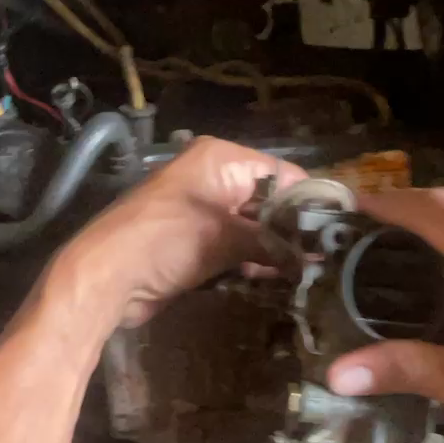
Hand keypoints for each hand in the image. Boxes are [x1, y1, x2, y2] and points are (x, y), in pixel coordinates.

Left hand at [50, 137, 306, 327]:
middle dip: (293, 231)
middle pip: (267, 203)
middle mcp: (214, 182)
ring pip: (253, 231)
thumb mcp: (222, 236)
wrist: (109, 279)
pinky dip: (254, 266)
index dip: (307, 200)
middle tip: (326, 258)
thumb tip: (308, 258)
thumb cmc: (163, 242)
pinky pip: (235, 253)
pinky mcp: (196, 249)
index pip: (279, 173)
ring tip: (311, 273)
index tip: (334, 229)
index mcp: (220, 161)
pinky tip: (279, 281)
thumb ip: (269, 243)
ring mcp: (204, 218)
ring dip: (275, 252)